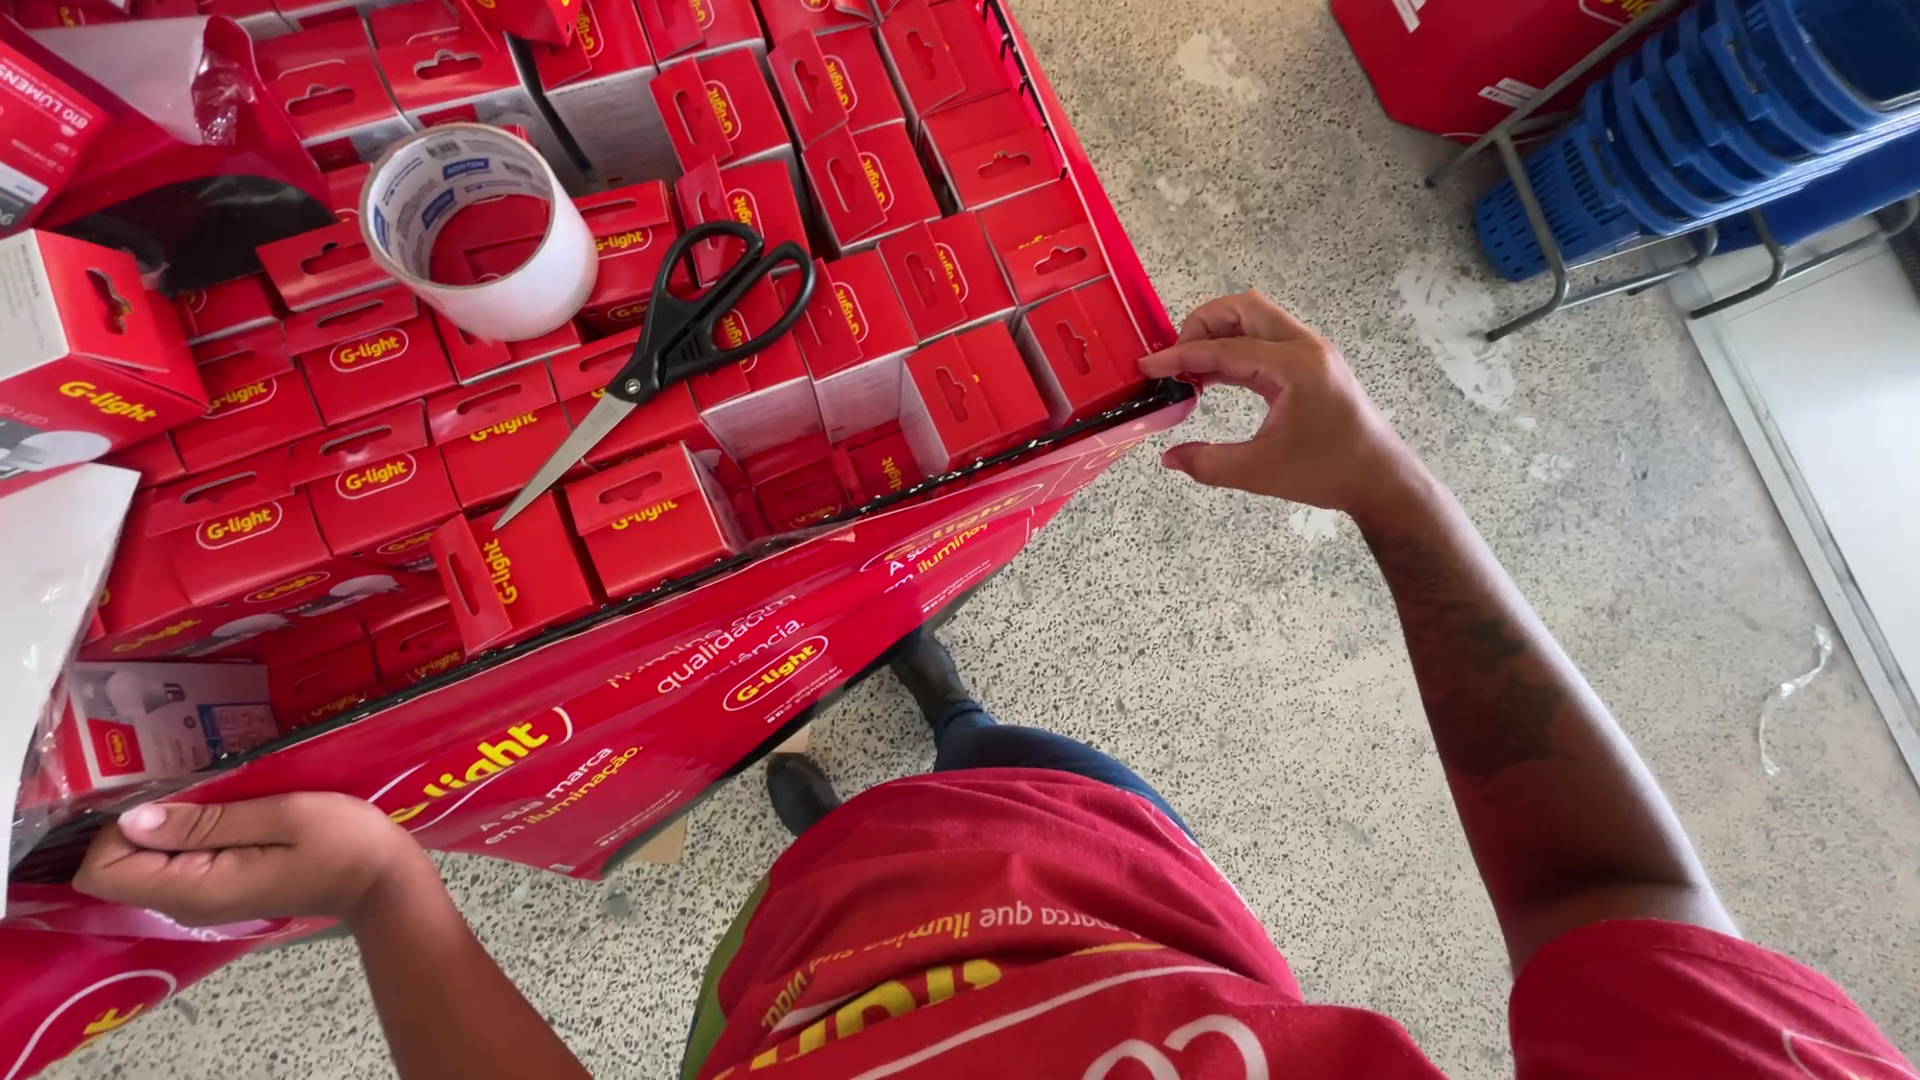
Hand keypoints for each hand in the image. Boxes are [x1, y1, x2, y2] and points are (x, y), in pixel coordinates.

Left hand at [74, 793, 435, 928]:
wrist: (384, 878)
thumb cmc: (346, 842)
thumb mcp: (288, 816)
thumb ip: (213, 820)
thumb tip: (134, 819)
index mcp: (196, 888)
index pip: (105, 871)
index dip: (121, 831)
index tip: (173, 797)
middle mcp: (186, 903)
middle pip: (123, 869)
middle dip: (149, 825)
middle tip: (204, 788)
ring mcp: (205, 900)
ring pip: (153, 865)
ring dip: (176, 829)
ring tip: (226, 796)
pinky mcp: (225, 891)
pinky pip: (182, 866)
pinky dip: (196, 839)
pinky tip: (237, 816)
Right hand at [1141, 293, 1423, 520]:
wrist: (1379, 477)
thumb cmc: (1327, 473)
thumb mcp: (1259, 472)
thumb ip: (1208, 463)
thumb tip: (1169, 458)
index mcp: (1295, 367)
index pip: (1225, 348)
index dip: (1180, 357)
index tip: (1148, 367)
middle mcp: (1304, 348)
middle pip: (1244, 308)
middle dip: (1201, 325)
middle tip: (1174, 361)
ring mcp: (1309, 352)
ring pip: (1254, 318)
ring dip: (1217, 335)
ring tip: (1188, 370)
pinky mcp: (1308, 364)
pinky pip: (1262, 340)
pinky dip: (1232, 350)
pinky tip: (1211, 378)